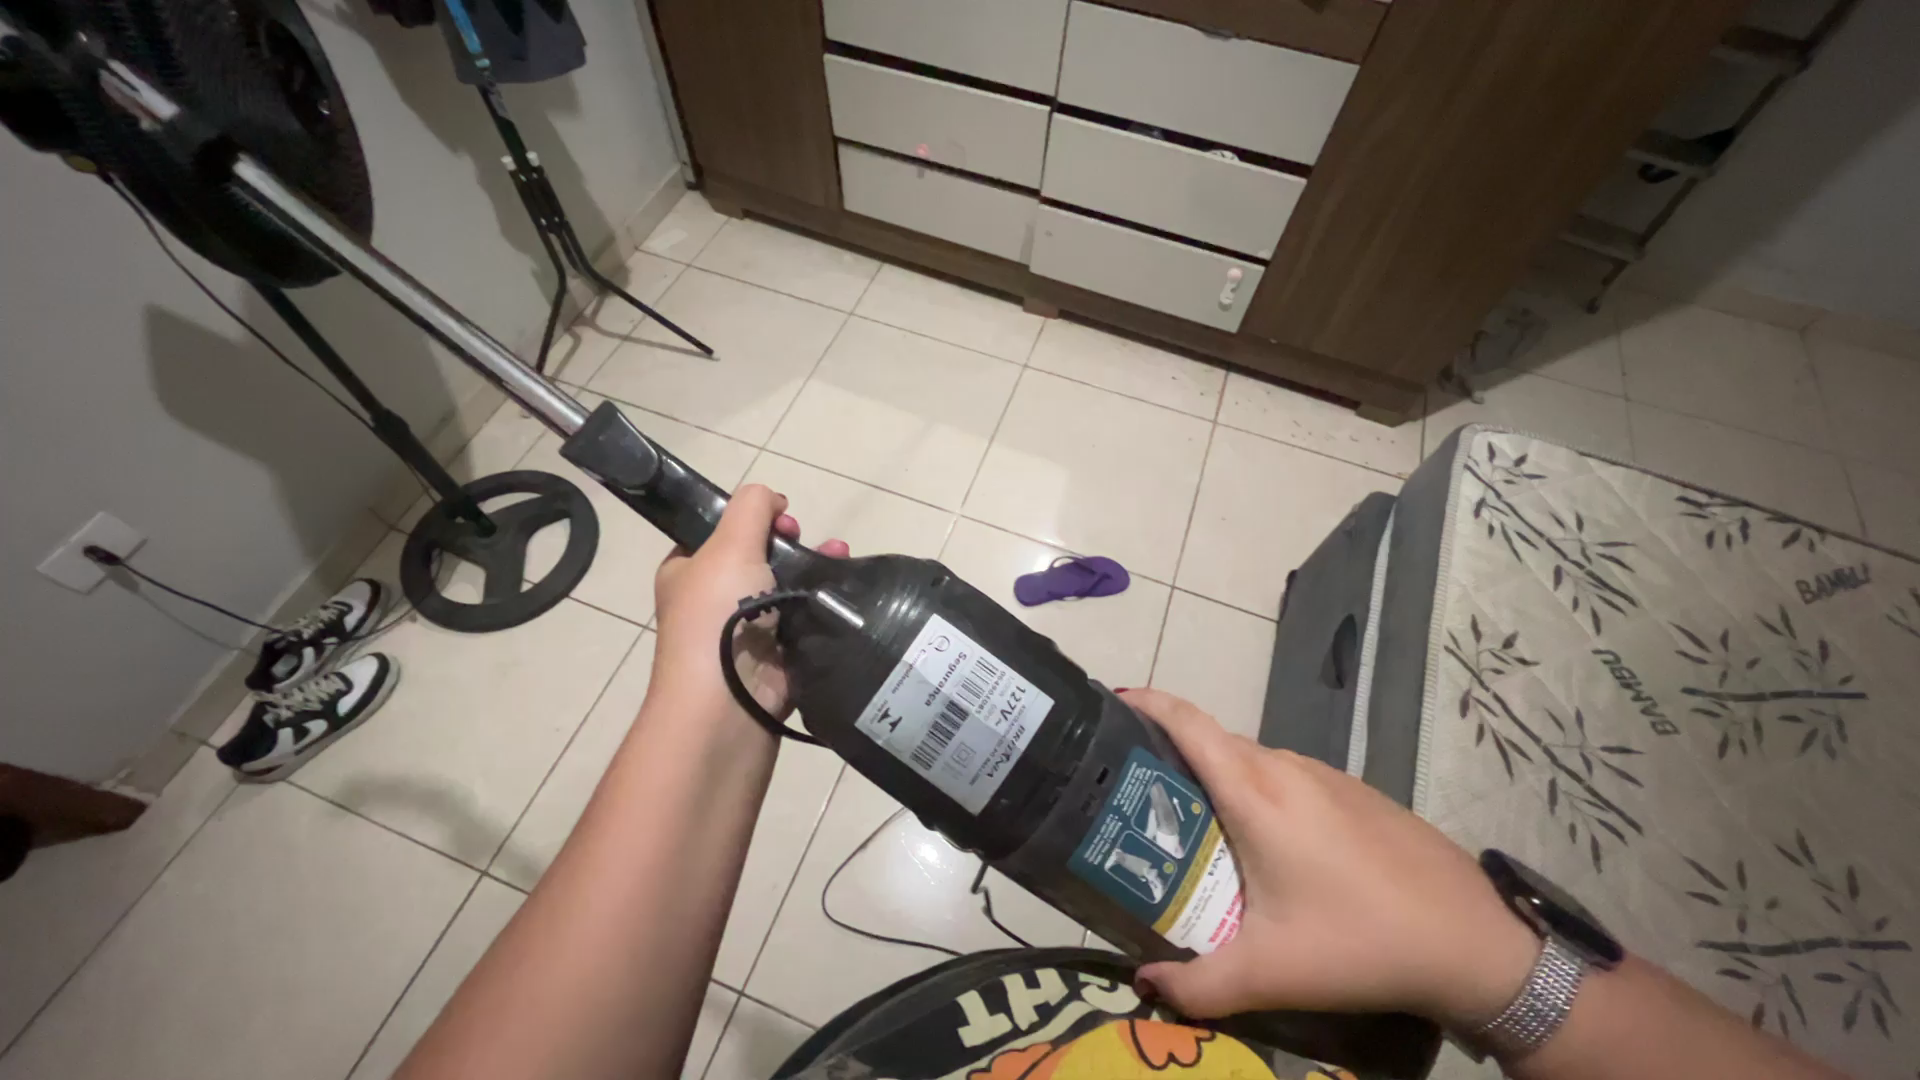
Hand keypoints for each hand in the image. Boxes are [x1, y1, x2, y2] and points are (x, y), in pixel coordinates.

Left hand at [652, 485, 848, 721]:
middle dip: (789, 541)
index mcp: (687, 573)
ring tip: (840, 554)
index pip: (719, 534)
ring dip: (814, 566)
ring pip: (787, 586)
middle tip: (805, 538)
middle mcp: (714, 602)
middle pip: (758, 557)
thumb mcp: (728, 545)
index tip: (780, 518)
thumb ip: (751, 508)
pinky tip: (847, 586)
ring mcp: (748, 630)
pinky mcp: (780, 654)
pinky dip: (826, 602)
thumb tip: (772, 499)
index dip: (751, 519)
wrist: (730, 699)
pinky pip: (806, 619)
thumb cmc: (718, 615)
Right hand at [1122, 688, 1538, 1029]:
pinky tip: (1270, 848)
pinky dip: (1260, 794)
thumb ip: (1198, 984)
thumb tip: (1145, 982)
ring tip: (1199, 829)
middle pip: (1214, 743)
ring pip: (1253, 762)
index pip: (1188, 723)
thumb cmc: (1361, 943)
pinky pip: (1288, 778)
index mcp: (1255, 792)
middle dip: (1172, 757)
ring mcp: (1326, 776)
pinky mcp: (1355, 792)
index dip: (1147, 703)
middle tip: (1139, 798)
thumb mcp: (1271, 971)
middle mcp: (1286, 768)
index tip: (1111, 704)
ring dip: (1219, 781)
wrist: (1477, 942)